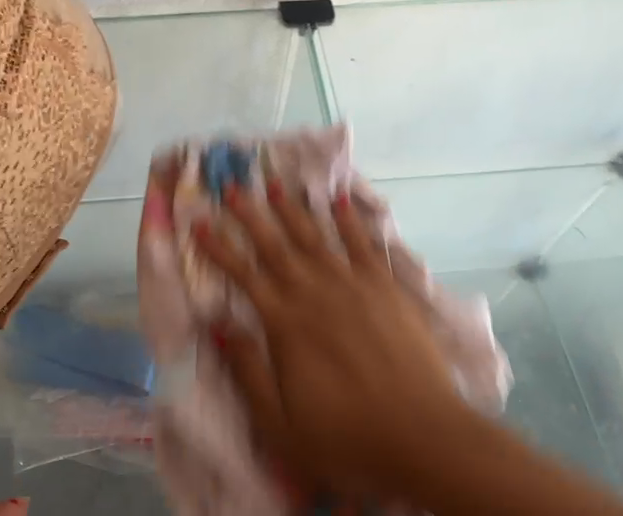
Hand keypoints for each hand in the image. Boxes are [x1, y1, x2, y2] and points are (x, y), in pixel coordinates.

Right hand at [195, 182, 475, 499]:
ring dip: (292, 208)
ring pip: (314, 237)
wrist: (423, 435)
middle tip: (231, 186)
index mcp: (285, 323)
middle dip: (250, 214)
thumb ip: (247, 370)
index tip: (199, 220)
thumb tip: (216, 324)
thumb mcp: (281, 424)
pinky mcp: (386, 287)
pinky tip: (338, 198)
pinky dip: (349, 219)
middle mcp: (314, 292)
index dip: (218, 246)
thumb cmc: (346, 438)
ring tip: (275, 183)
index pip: (243, 275)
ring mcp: (353, 285)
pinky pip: (363, 244)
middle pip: (275, 245)